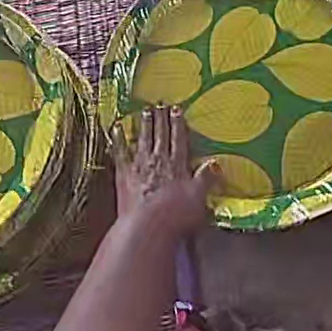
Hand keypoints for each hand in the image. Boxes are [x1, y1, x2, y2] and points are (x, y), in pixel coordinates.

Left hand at [112, 107, 217, 239]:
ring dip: (144, 125)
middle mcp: (158, 160)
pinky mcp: (123, 175)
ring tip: (144, 111)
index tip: (176, 109)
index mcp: (177, 164)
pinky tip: (115, 129)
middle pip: (160, 135)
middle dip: (161, 119)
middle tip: (160, 104)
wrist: (146, 227)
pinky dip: (118, 140)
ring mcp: (139, 166)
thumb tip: (216, 162)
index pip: (179, 139)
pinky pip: (120, 153)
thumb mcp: (199, 197)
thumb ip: (206, 179)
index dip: (178, 123)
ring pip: (143, 139)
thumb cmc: (176, 215)